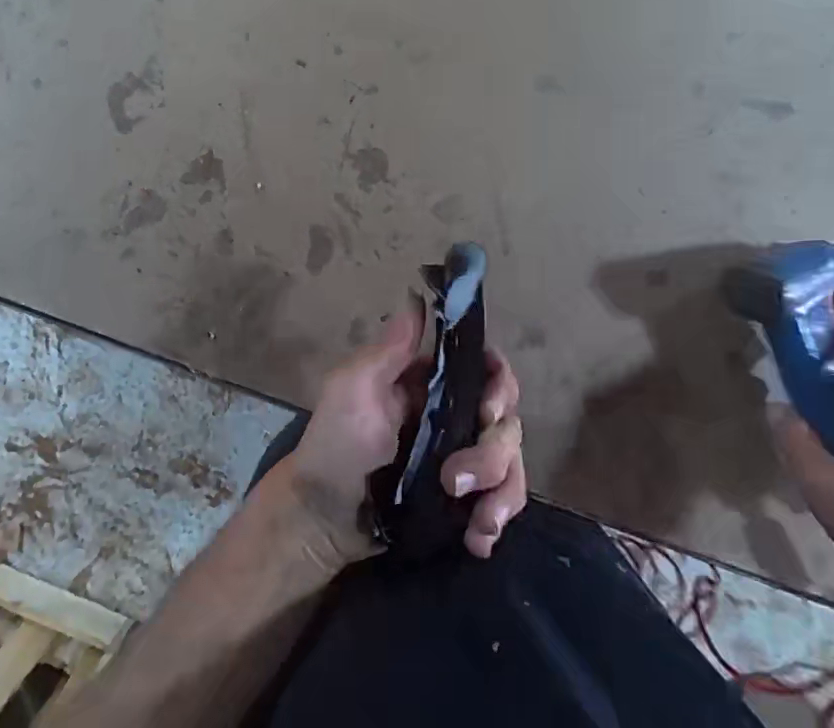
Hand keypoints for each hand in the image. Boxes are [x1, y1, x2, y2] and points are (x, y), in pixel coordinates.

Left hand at [280, 299, 527, 567]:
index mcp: (435, 385)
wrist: (321, 519)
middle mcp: (457, 417)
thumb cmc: (335, 445)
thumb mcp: (352, 388)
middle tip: (458, 479)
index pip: (488, 370)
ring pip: (512, 463)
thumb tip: (418, 295)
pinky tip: (478, 538)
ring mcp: (464, 460)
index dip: (500, 386)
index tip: (487, 411)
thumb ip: (390, 349)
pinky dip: (496, 520)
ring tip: (478, 520)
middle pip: (506, 421)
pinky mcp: (465, 501)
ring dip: (502, 491)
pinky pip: (501, 502)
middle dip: (494, 453)